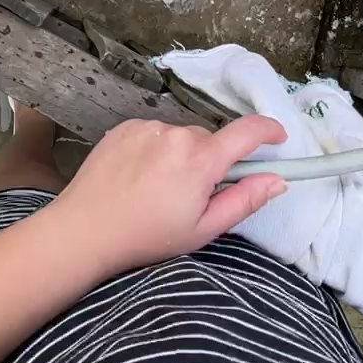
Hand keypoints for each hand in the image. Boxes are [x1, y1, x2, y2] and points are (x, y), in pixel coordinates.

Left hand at [42, 116, 288, 275]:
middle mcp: (176, 133)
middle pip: (209, 140)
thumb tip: (278, 179)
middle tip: (192, 195)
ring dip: (180, 156)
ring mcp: (148, 126)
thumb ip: (244, 200)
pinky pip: (154, 134)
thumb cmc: (147, 236)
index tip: (278, 138)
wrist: (83, 230)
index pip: (248, 131)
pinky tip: (137, 177)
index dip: (269, 131)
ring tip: (157, 189)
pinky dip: (155, 150)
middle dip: (210, 161)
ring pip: (180, 137)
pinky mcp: (125, 127)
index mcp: (201, 159)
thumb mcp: (203, 229)